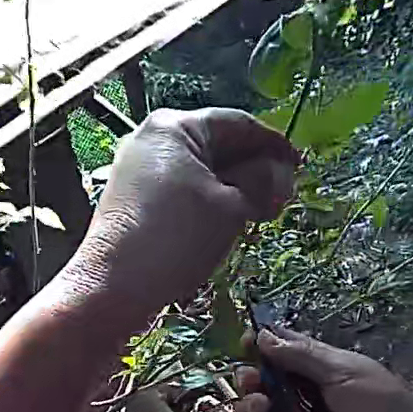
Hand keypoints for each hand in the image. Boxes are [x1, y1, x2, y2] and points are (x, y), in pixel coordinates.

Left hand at [57, 109, 297, 325]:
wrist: (113, 286)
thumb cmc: (176, 238)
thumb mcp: (231, 208)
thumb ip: (263, 183)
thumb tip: (281, 172)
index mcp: (175, 126)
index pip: (239, 124)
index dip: (274, 145)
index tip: (299, 167)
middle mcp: (152, 139)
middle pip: (218, 146)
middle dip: (253, 172)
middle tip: (281, 199)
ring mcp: (138, 170)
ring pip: (200, 172)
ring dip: (233, 191)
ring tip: (258, 216)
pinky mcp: (133, 200)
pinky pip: (182, 191)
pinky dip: (208, 204)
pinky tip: (225, 225)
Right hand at [233, 327, 412, 411]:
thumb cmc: (376, 401)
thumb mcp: (341, 371)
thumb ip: (302, 356)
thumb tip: (263, 336)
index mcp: (313, 362)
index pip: (279, 345)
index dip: (259, 341)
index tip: (245, 342)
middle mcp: (299, 387)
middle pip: (261, 376)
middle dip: (249, 376)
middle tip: (250, 380)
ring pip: (257, 408)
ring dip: (249, 407)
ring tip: (258, 409)